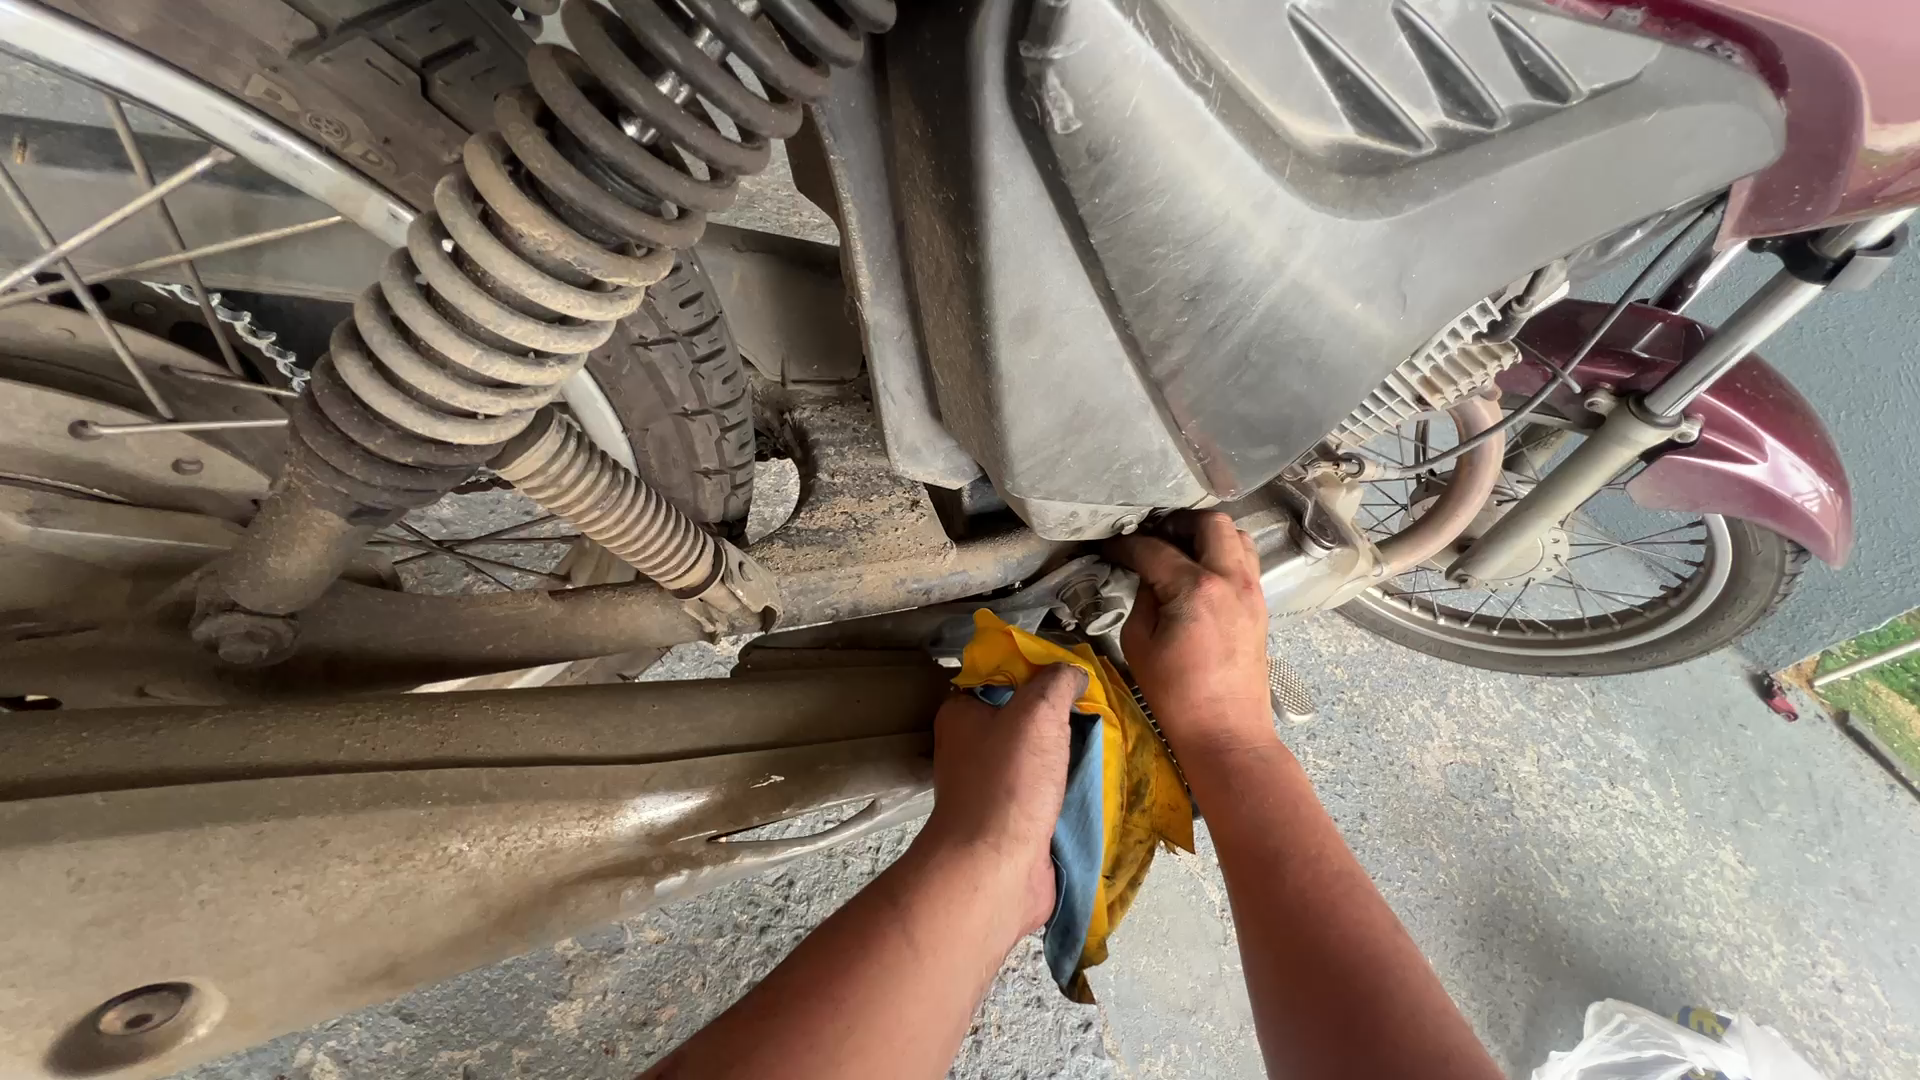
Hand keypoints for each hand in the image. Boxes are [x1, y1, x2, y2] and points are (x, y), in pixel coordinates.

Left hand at [919, 664, 1084, 938]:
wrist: (996, 869)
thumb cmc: (1008, 783)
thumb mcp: (1036, 711)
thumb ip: (1056, 681)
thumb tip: (1072, 671)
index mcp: (963, 713)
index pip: (1003, 677)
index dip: (1039, 672)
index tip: (1074, 675)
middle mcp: (973, 747)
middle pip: (1026, 718)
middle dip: (1062, 717)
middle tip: (1098, 711)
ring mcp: (993, 786)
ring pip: (1042, 756)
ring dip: (1072, 755)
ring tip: (1109, 744)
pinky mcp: (1014, 819)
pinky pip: (1049, 792)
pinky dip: (1072, 788)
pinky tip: (1101, 781)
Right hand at [1107, 510, 1274, 761]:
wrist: (1226, 732)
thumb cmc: (1175, 694)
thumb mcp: (1138, 643)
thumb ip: (1142, 599)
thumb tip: (1148, 577)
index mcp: (1195, 588)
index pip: (1154, 549)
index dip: (1125, 545)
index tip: (1109, 547)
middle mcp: (1230, 579)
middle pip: (1209, 523)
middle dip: (1177, 522)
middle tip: (1153, 536)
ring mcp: (1252, 590)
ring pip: (1236, 536)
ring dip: (1206, 535)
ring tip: (1179, 549)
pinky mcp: (1259, 605)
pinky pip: (1245, 560)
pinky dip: (1222, 554)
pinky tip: (1199, 573)